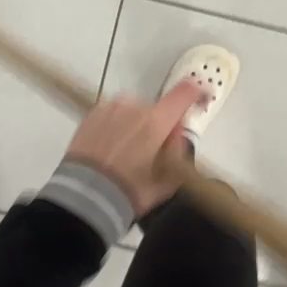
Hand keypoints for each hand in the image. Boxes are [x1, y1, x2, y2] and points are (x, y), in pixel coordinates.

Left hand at [64, 81, 206, 217]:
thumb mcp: (167, 182)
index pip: (185, 93)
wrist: (85, 194)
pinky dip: (118, 126)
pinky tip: (113, 148)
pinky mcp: (92, 113)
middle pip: (158, 109)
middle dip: (160, 126)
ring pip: (134, 111)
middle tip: (153, 153)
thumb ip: (179, 153)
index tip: (202, 98)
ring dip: (137, 125)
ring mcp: (110, 107)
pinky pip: (114, 114)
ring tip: (129, 154)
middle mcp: (133, 107)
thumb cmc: (128, 191)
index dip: (198, 92)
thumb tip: (176, 137)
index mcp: (156, 122)